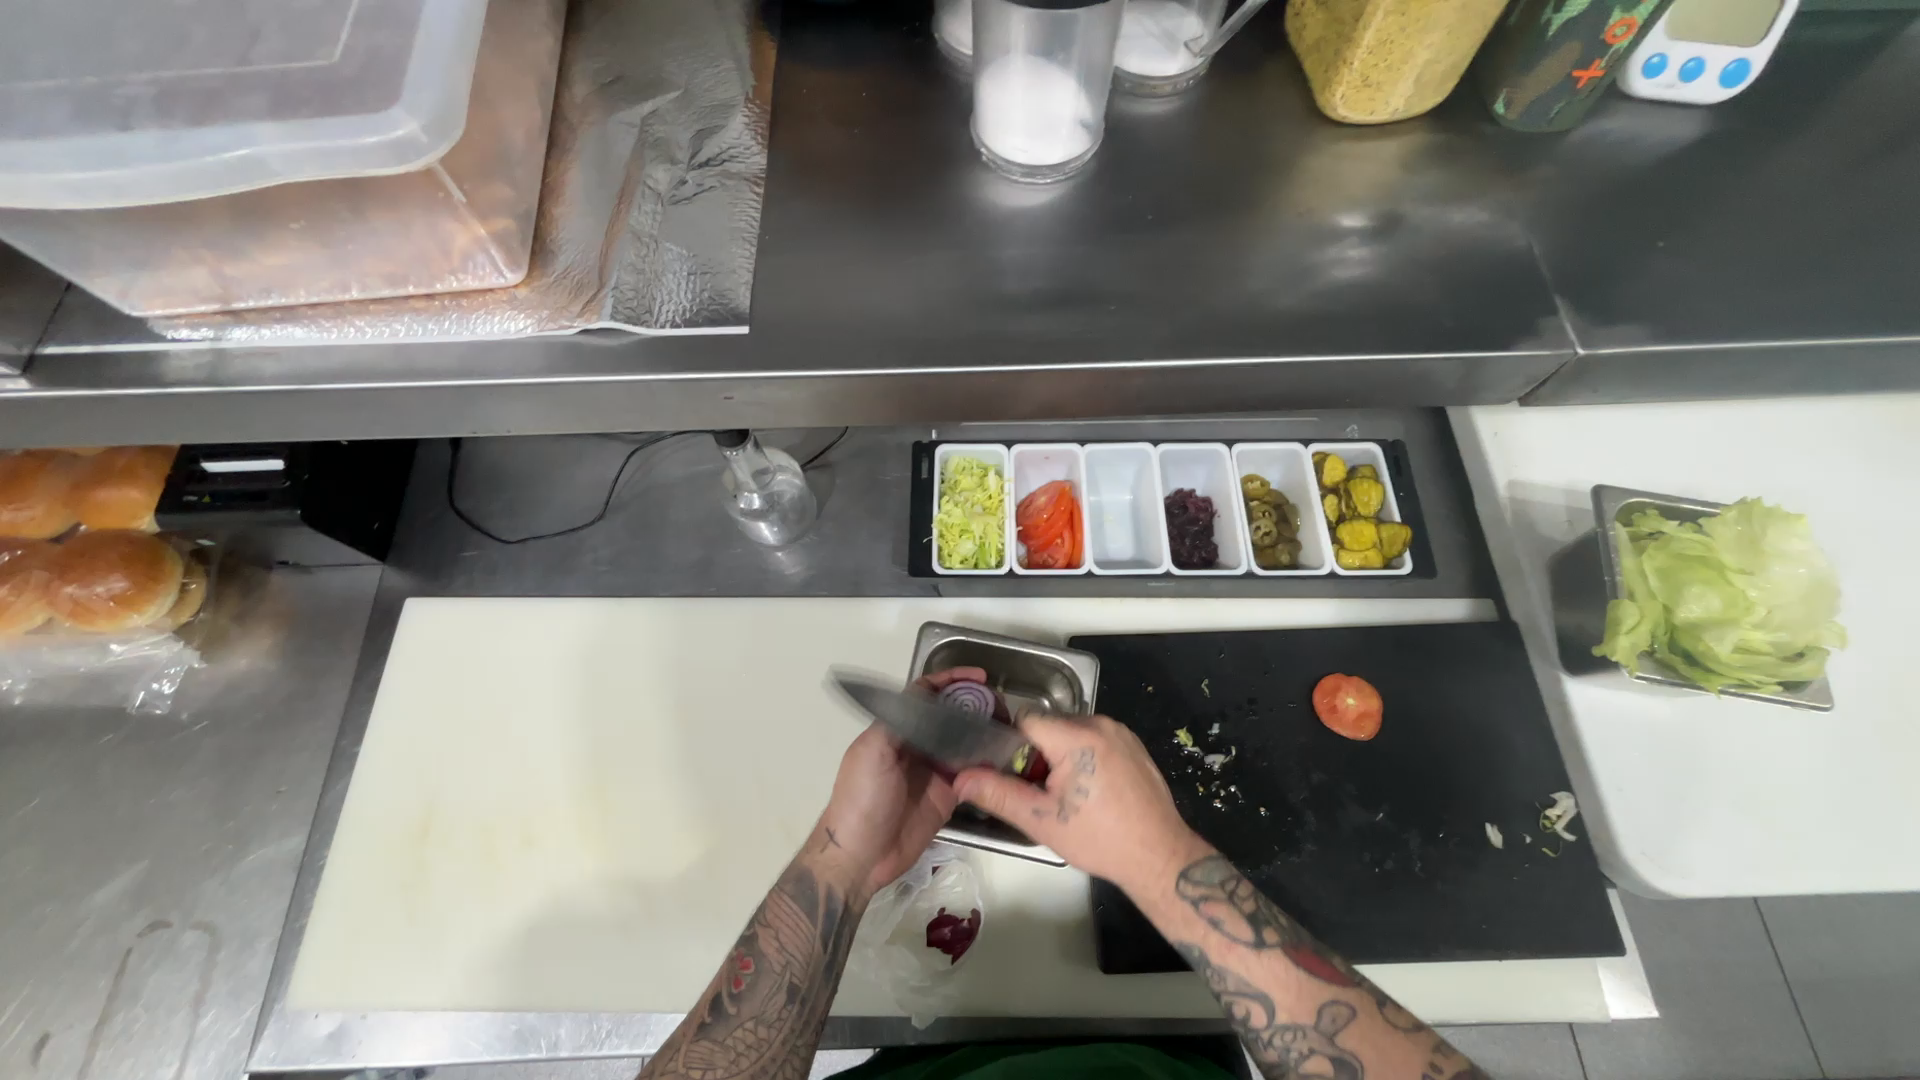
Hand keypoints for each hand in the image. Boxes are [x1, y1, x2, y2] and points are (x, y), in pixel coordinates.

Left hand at [815, 667, 985, 898]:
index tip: (978, 678)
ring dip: (984, 730)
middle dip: (973, 705)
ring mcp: (934, 770)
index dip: (950, 681)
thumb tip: (929, 694)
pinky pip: (972, 772)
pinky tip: (1005, 754)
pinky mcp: (948, 794)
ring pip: (964, 741)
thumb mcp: (873, 751)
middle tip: (1001, 703)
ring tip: (1010, 723)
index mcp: (895, 729)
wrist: (861, 855)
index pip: (925, 694)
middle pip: (949, 715)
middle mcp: (917, 745)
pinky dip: (988, 762)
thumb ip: (899, 720)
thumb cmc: (862, 797)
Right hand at [954, 713, 1201, 894]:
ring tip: (1067, 795)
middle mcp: (1099, 723)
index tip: (1011, 772)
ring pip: (1072, 733)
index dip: (1013, 745)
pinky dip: (1086, 757)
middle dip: (1039, 754)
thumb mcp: (1041, 820)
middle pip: (1050, 726)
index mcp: (1076, 736)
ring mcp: (1121, 732)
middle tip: (1041, 792)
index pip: (1026, 720)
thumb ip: (997, 793)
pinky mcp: (1134, 744)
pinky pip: (1096, 739)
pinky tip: (1091, 792)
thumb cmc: (1099, 839)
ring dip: (1062, 756)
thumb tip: (959, 779)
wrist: (1159, 855)